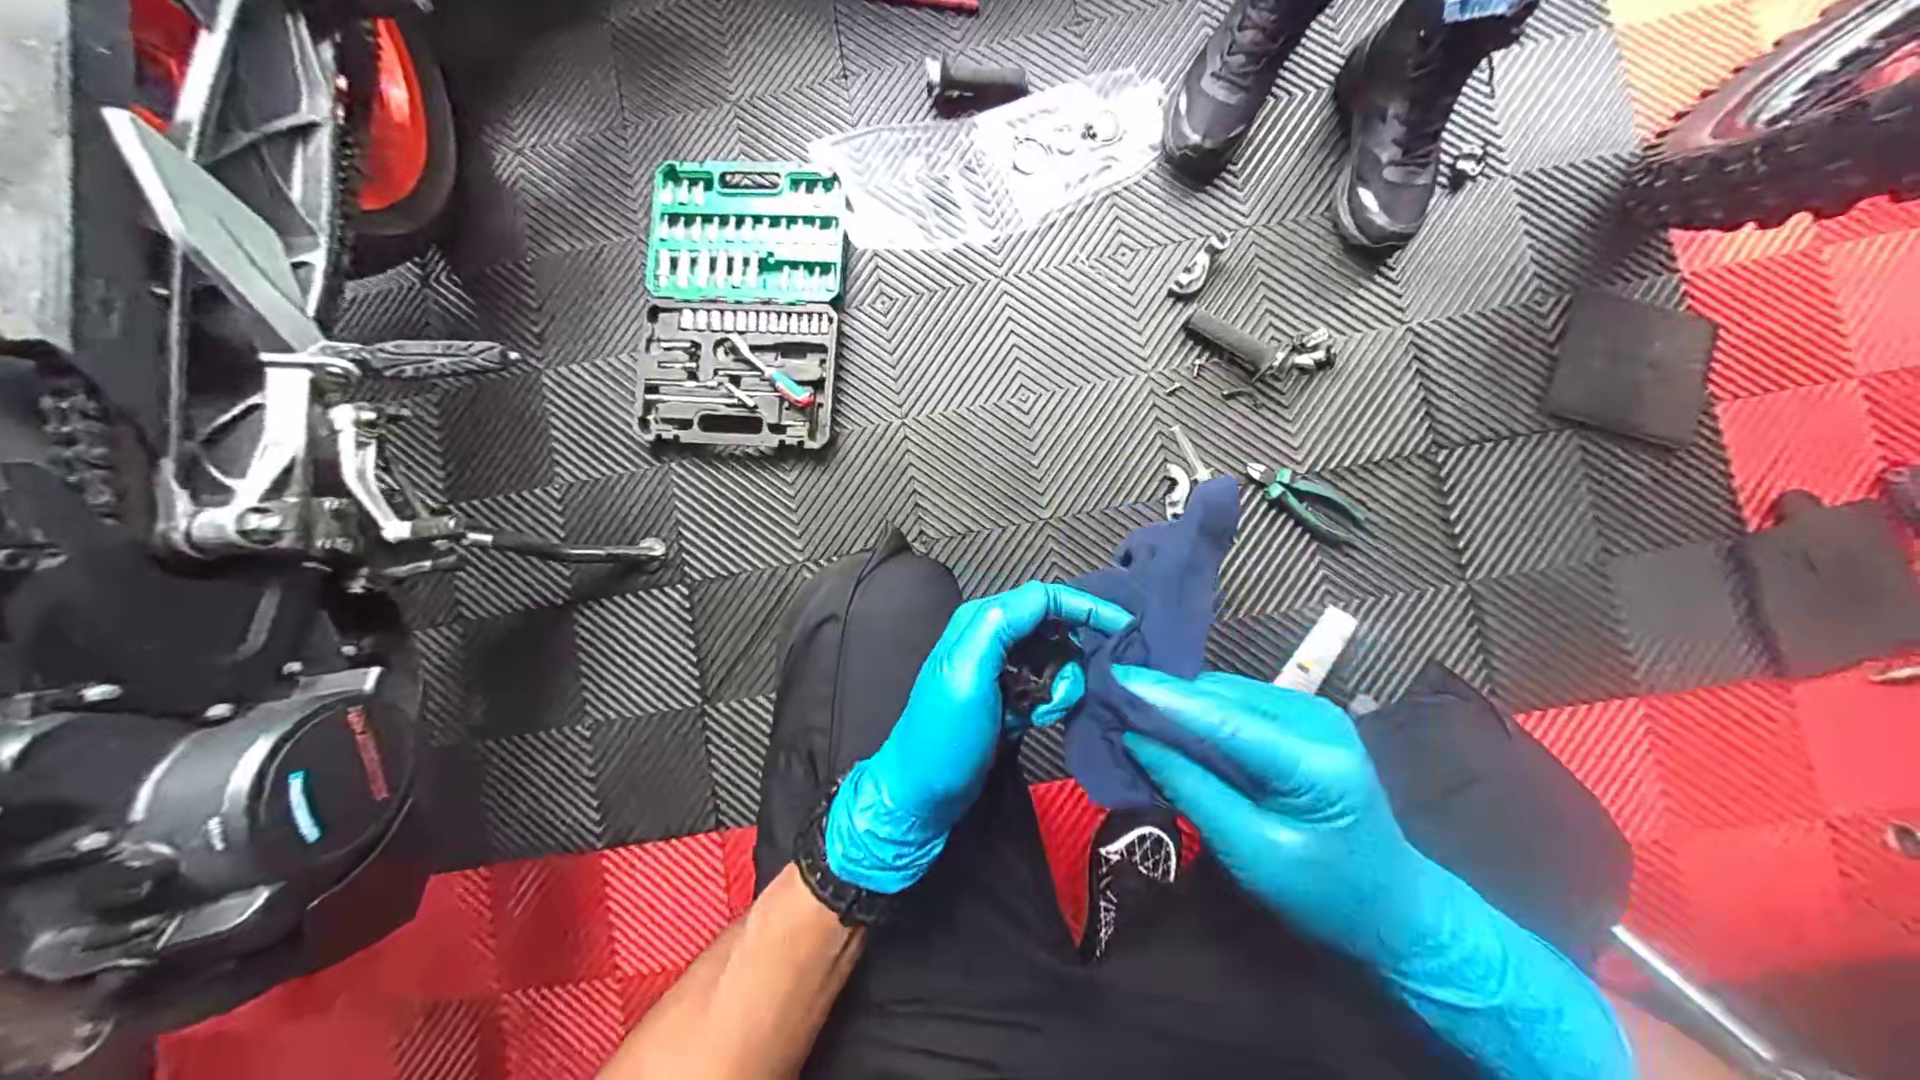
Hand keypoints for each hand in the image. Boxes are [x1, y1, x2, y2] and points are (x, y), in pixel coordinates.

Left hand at [826, 582, 1132, 892]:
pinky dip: (1051, 701)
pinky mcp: (1009, 694)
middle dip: (1070, 659)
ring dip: (1061, 686)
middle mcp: (992, 636)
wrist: (924, 792)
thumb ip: (999, 626)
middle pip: (1055, 628)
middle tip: (1060, 695)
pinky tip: (1034, 720)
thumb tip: (1041, 598)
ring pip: (1056, 658)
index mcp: (981, 621)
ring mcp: (1001, 667)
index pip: (1044, 598)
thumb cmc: (943, 736)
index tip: (1122, 628)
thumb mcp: (966, 674)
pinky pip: (1047, 685)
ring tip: (1041, 713)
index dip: (1085, 607)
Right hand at [1115, 666, 1442, 969]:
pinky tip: (1173, 730)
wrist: (1392, 904)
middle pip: (1220, 695)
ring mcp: (1312, 713)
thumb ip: (1191, 789)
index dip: (1163, 696)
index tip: (1113, 678)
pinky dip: (1199, 714)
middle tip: (1109, 706)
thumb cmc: (1326, 895)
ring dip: (1178, 705)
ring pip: (1223, 693)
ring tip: (1132, 717)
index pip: (1223, 717)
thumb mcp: (1250, 852)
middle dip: (1163, 699)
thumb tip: (1135, 737)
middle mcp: (1316, 719)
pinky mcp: (1301, 717)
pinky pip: (1234, 703)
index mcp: (1316, 761)